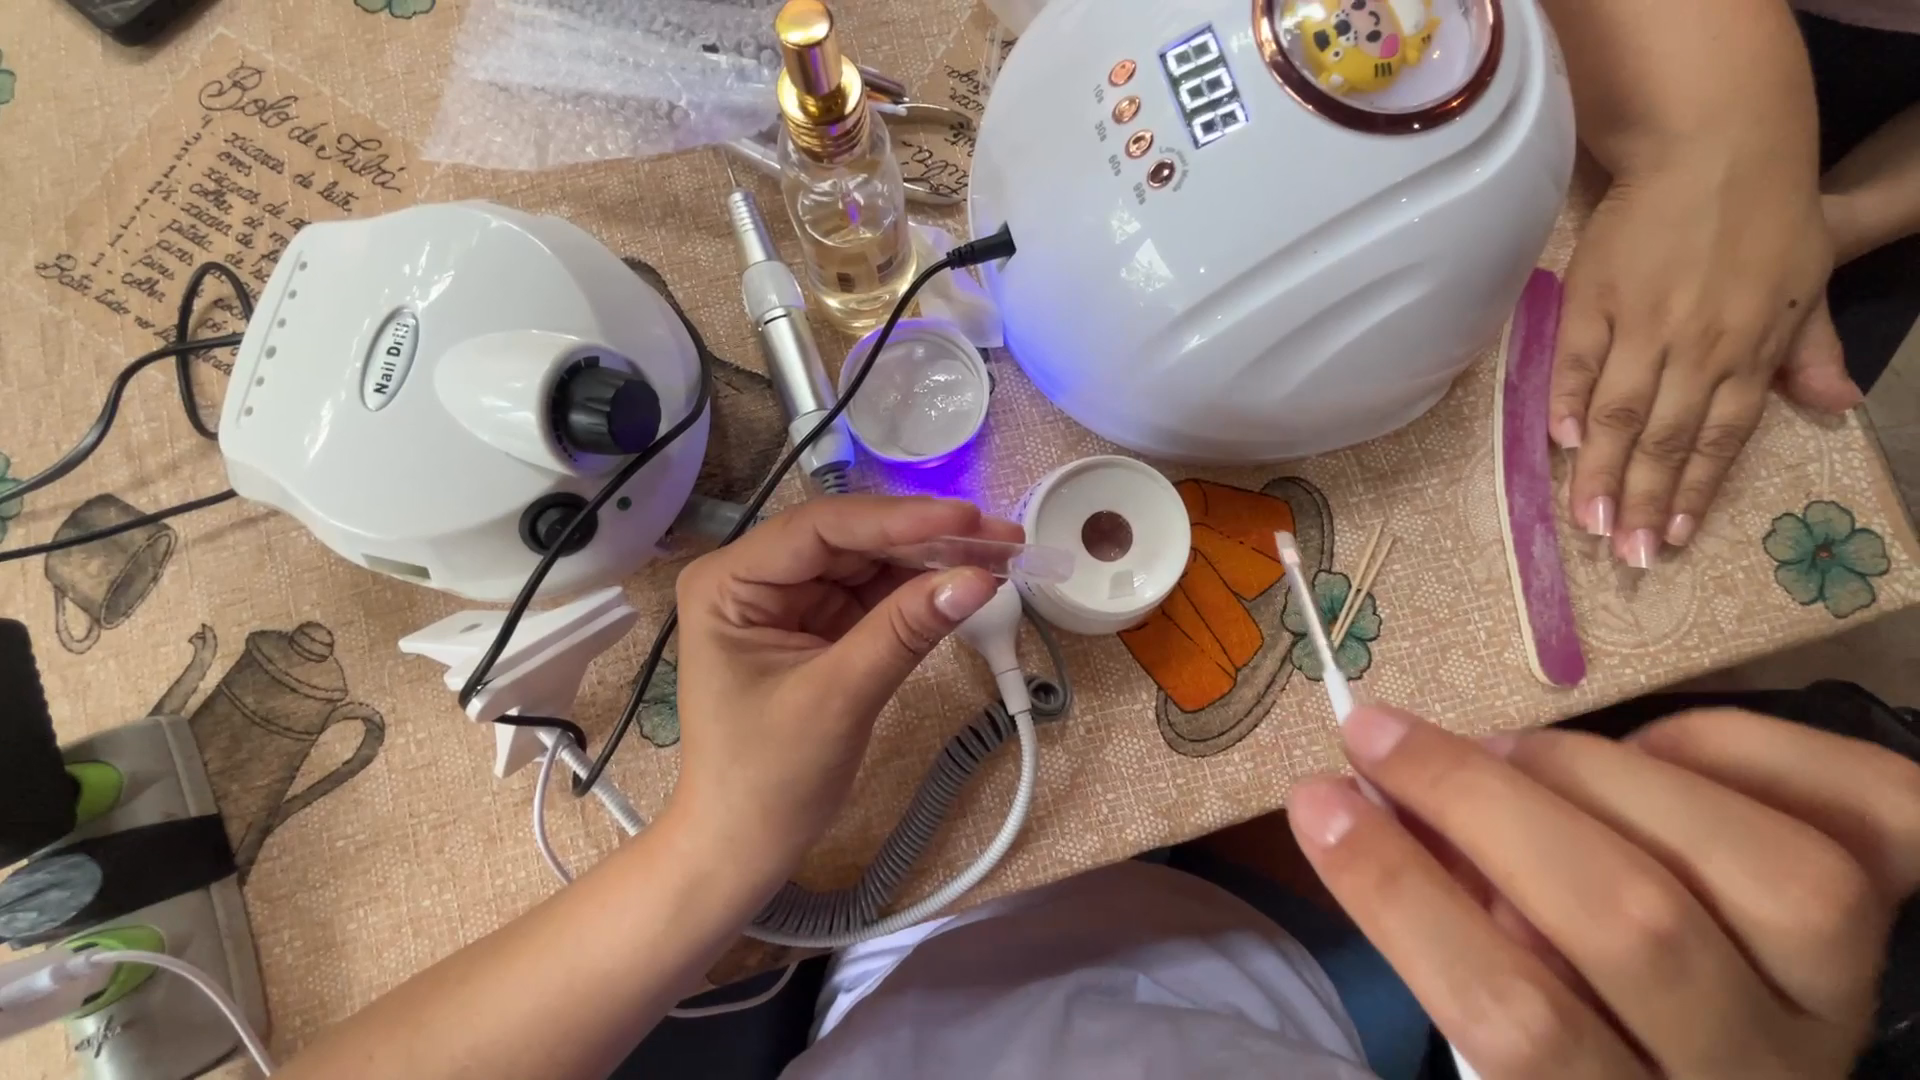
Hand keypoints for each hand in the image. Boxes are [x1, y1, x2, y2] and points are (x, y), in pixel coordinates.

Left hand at [664, 496, 1014, 894]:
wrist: (745, 846)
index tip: (966, 520)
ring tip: (998, 555)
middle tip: (1000, 537)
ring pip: (870, 562)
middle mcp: (756, 577)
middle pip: (851, 539)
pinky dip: (920, 591)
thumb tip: (980, 577)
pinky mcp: (818, 624)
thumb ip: (906, 630)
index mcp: (729, 582)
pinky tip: (965, 582)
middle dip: (925, 538)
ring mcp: (789, 599)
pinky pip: (874, 595)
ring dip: (931, 560)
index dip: (898, 519)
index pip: (820, 529)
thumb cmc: (769, 779)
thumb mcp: (839, 697)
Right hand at [1289, 705, 1919, 1077]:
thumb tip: (1367, 793)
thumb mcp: (1480, 990)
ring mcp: (1845, 999)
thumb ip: (1433, 910)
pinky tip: (1649, 745)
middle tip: (1375, 731)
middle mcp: (1755, 1073)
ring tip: (1511, 750)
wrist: (1710, 1054)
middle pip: (1633, 925)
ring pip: (1767, 873)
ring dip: (1593, 773)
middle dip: (1472, 797)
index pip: (1512, 1018)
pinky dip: (1736, 744)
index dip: (1400, 895)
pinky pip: (1866, 817)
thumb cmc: (1558, 1012)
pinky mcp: (1900, 923)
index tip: (1315, 796)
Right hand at [1551, 150, 1850, 564]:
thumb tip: (1827, 406)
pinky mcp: (1592, 303)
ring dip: (1604, 471)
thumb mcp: (1810, 275)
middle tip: (1626, 556)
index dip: (1698, 491)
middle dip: (1647, 501)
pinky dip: (1568, 404)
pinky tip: (1562, 446)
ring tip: (1588, 521)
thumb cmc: (1761, 211)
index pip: (1721, 435)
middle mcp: (1699, 345)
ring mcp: (1641, 325)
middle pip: (1666, 437)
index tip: (1674, 540)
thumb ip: (1807, 346)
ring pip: (1621, 413)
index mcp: (1751, 344)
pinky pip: (1576, 364)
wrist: (1714, 145)